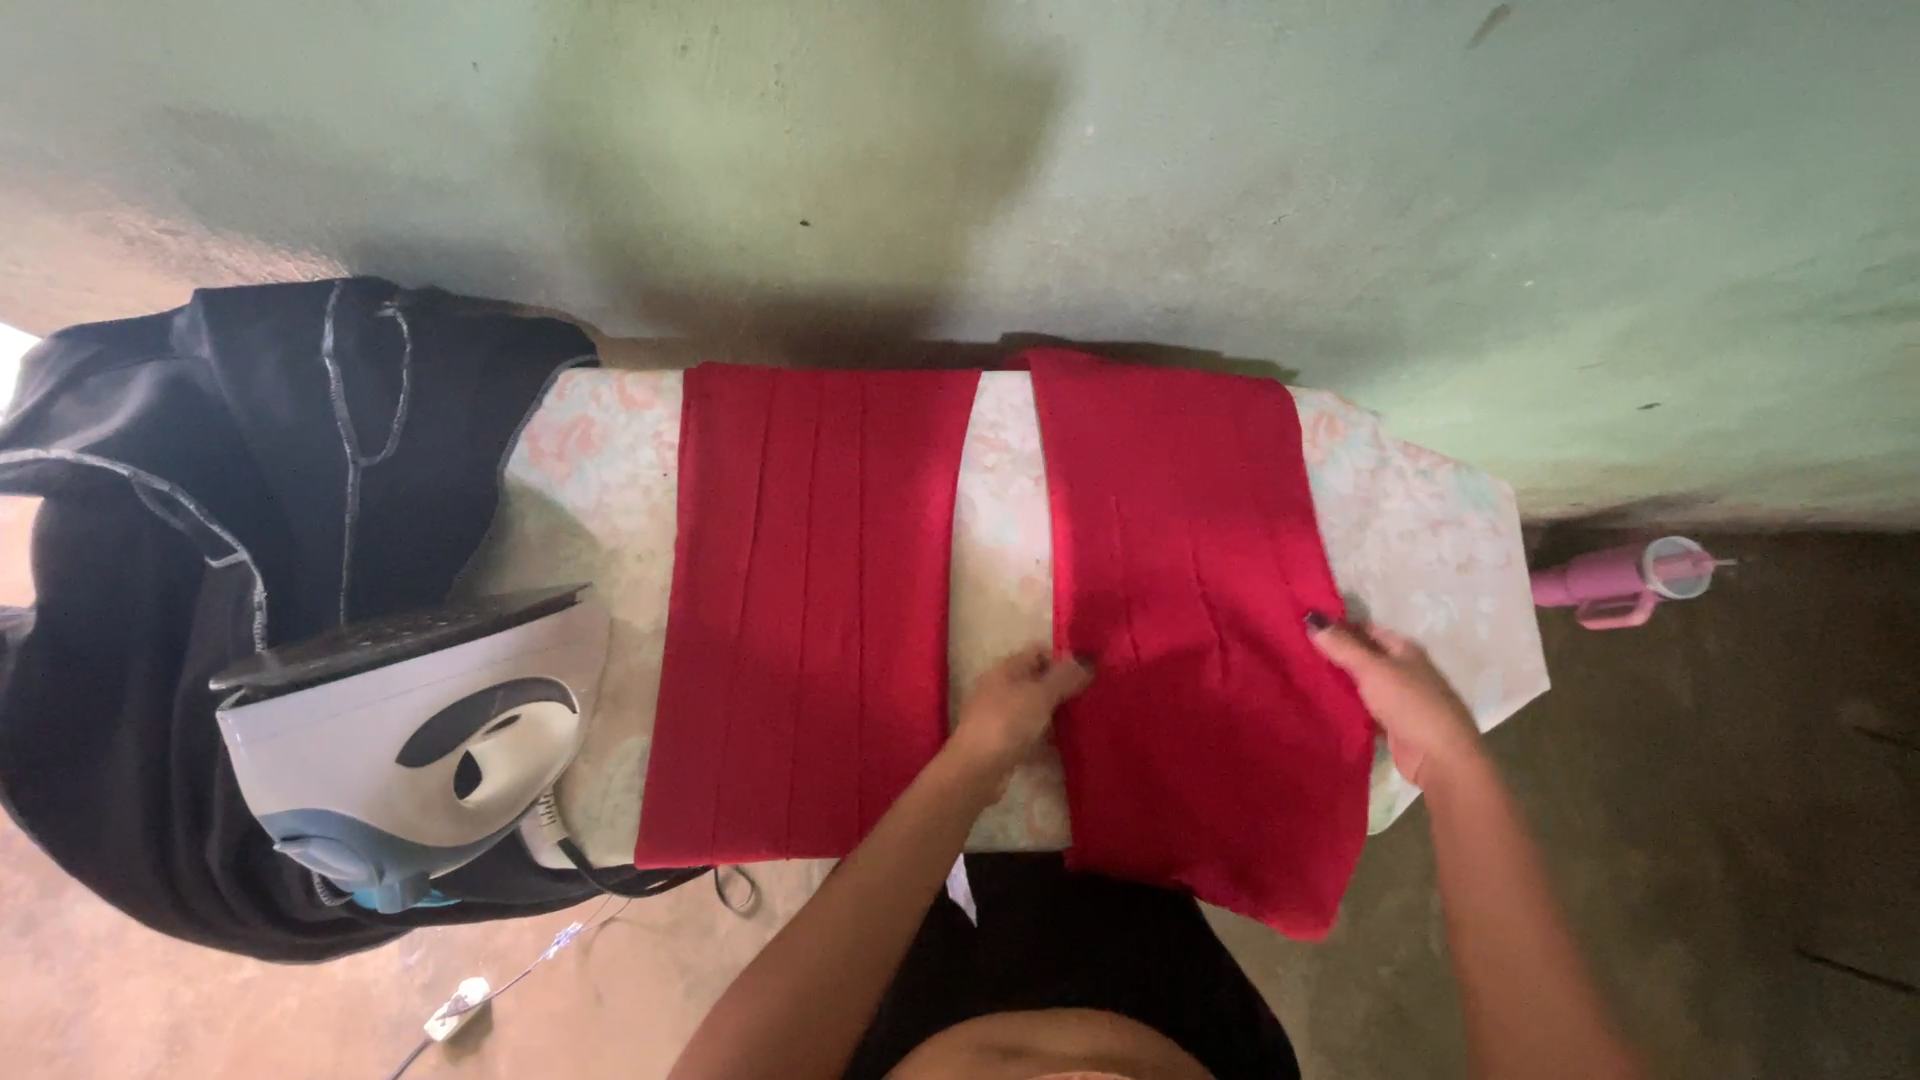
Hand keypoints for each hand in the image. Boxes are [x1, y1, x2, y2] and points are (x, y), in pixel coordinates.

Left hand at [944, 646, 1092, 791]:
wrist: (976, 769)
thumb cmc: (1007, 723)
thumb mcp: (1040, 695)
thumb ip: (1064, 678)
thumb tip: (1085, 662)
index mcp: (1006, 669)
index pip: (1038, 652)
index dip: (1062, 660)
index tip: (1087, 675)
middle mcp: (1000, 688)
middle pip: (1036, 682)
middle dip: (1062, 690)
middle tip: (1089, 700)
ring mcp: (999, 716)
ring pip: (1034, 709)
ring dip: (1055, 715)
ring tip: (1083, 723)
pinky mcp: (1002, 742)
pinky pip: (1029, 733)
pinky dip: (1045, 738)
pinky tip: (1065, 746)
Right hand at [1307, 615, 1482, 787]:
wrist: (1440, 757)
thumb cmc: (1409, 704)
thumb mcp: (1373, 669)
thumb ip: (1343, 646)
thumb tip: (1312, 618)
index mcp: (1404, 650)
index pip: (1366, 629)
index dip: (1338, 625)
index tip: (1306, 625)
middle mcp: (1403, 669)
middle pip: (1363, 655)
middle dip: (1335, 653)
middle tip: (1297, 650)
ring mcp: (1399, 697)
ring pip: (1362, 681)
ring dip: (1338, 679)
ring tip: (1302, 673)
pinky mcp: (1392, 722)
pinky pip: (1363, 706)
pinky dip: (1345, 703)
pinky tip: (1321, 701)